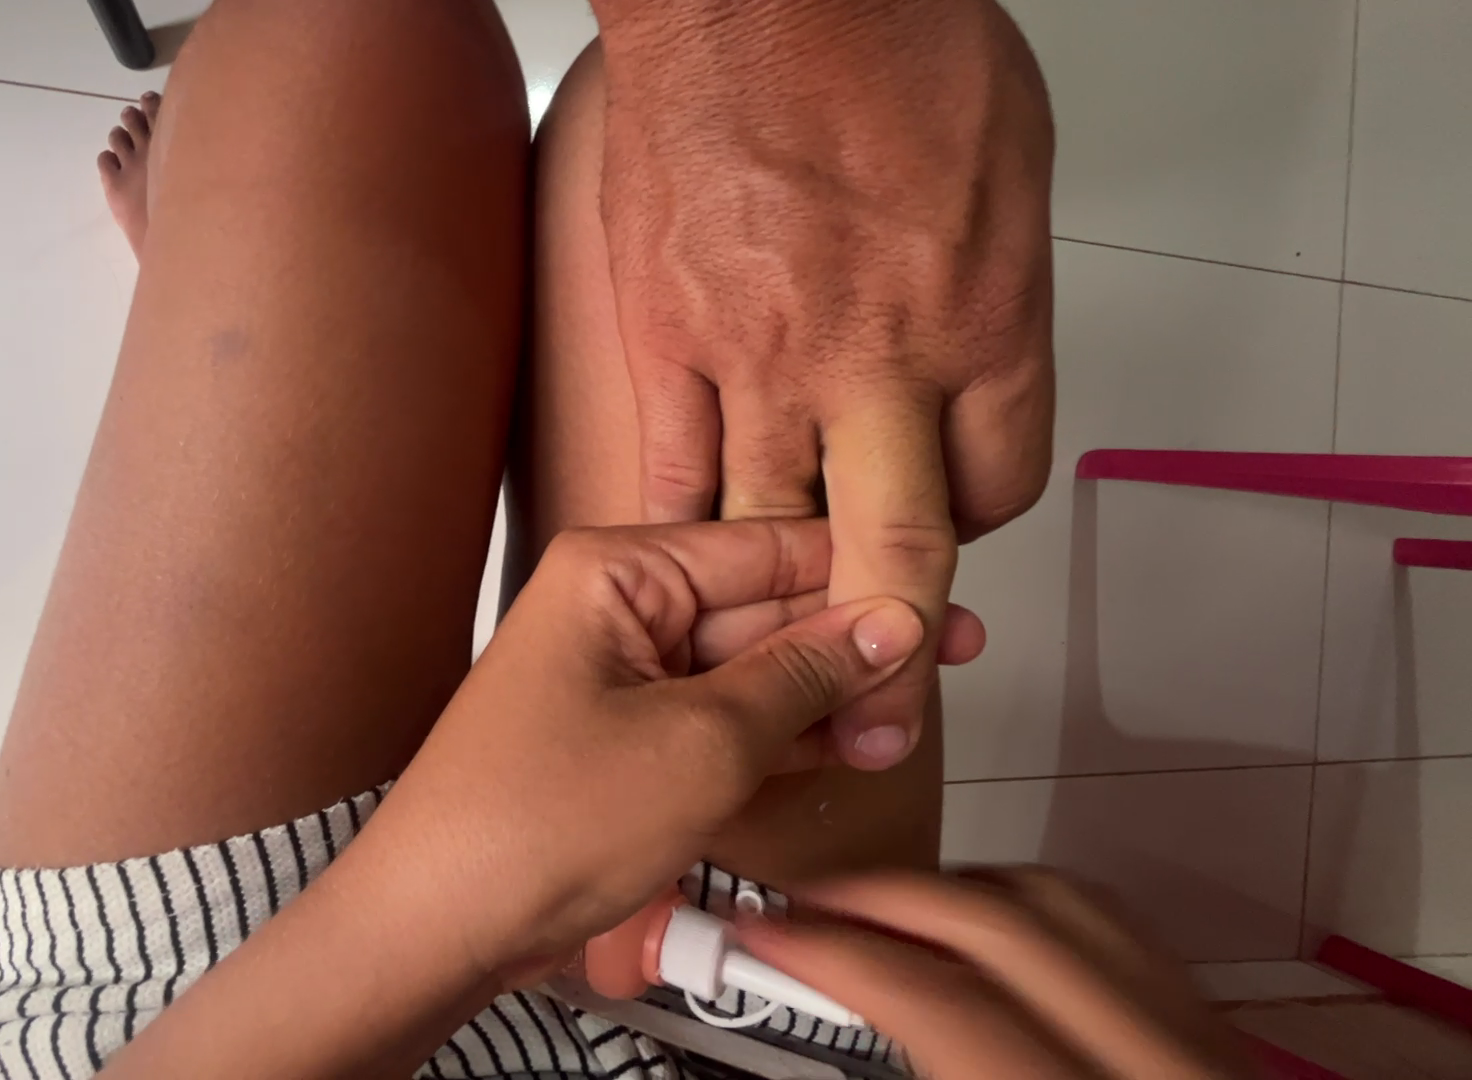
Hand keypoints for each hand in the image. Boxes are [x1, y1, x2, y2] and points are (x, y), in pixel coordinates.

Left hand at [358, 518, 965, 978]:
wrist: (445, 917)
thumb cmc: (532, 821)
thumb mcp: (699, 741)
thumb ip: (799, 676)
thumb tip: (881, 627)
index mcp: (616, 570)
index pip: (763, 547)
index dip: (857, 574)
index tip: (938, 602)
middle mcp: (617, 607)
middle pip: (759, 608)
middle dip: (845, 647)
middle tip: (939, 671)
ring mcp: (624, 671)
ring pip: (747, 667)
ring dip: (820, 697)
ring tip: (899, 722)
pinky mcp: (629, 729)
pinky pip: (719, 714)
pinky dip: (778, 733)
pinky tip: (844, 743)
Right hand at [592, 0, 1055, 767]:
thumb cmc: (881, 56)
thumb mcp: (1007, 167)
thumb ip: (993, 301)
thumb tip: (953, 382)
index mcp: (977, 316)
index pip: (993, 489)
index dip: (972, 534)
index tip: (943, 537)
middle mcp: (871, 360)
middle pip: (892, 551)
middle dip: (889, 653)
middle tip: (881, 727)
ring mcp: (756, 361)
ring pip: (768, 531)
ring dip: (771, 612)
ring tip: (764, 675)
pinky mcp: (664, 347)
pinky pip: (672, 476)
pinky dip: (680, 538)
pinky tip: (673, 582)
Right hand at [739, 869, 1254, 1078]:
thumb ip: (911, 1074)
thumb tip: (813, 1007)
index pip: (945, 1002)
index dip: (832, 951)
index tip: (758, 929)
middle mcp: (1175, 1079)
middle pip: (1003, 923)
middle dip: (874, 895)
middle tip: (797, 907)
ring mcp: (1217, 1060)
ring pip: (1065, 904)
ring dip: (946, 890)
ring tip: (877, 914)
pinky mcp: (1229, 1051)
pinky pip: (1117, 931)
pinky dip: (1026, 906)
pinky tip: (979, 933)